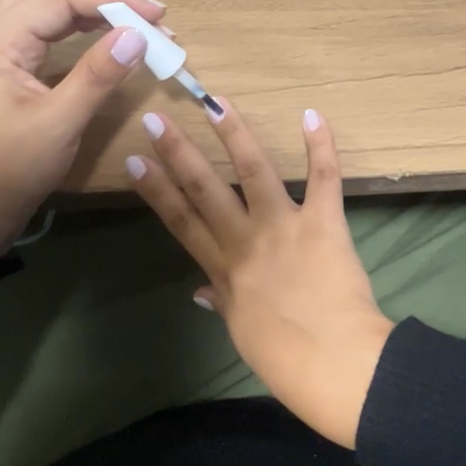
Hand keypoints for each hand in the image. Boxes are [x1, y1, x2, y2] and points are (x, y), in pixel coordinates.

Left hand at [0, 0, 162, 253]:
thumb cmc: (13, 166)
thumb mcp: (61, 121)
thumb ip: (98, 75)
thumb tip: (137, 34)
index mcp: (1, 40)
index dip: (113, 0)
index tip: (159, 14)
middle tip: (141, 18)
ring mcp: (0, 53)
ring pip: (41, 8)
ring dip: (84, 10)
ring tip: (125, 24)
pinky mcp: (10, 72)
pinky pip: (43, 33)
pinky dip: (74, 29)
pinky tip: (100, 43)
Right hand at [127, 102, 392, 447]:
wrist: (331, 363)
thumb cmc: (285, 359)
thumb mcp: (242, 332)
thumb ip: (222, 304)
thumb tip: (200, 293)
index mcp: (225, 270)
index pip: (182, 223)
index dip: (156, 191)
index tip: (134, 162)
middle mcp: (247, 242)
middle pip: (206, 191)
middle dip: (179, 152)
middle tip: (155, 118)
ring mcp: (285, 228)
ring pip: (255, 173)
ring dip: (235, 135)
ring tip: (217, 102)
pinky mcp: (324, 224)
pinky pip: (325, 179)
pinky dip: (322, 146)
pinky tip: (312, 114)